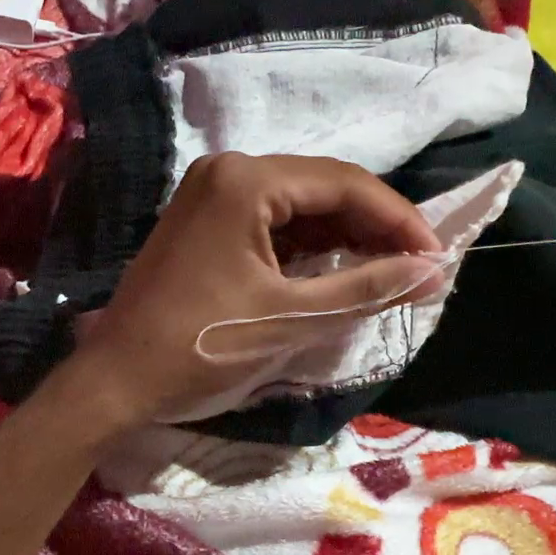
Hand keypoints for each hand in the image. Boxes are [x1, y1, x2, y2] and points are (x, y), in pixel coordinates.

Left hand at [66, 153, 444, 427]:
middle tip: (419, 271)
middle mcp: (228, 171)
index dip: (400, 222)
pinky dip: (309, 252)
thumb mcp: (290, 320)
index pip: (345, 185)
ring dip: (345, 241)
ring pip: (300, 210)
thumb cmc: (200, 348)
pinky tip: (339, 276)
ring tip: (389, 277)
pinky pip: (272, 227)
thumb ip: (364, 290)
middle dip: (375, 231)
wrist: (117, 382)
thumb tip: (432, 272)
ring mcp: (211, 197)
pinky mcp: (204, 226)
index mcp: (246, 180)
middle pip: (324, 190)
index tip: (438, 261)